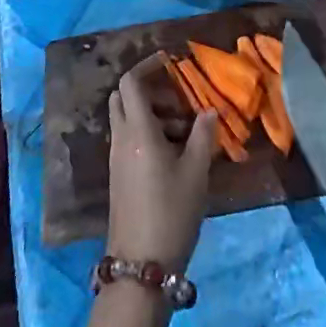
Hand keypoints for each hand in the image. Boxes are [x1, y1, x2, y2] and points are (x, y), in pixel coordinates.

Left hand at [105, 51, 217, 271]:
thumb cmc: (172, 211)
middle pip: (124, 97)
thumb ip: (202, 135)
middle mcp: (121, 138)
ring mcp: (116, 157)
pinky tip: (175, 151)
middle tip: (179, 99)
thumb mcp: (196, 171)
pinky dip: (148, 132)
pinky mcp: (118, 175)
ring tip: (186, 129)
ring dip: (152, 113)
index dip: (147, 66)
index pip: (130, 82)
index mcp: (137, 130)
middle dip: (149, 89)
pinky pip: (129, 138)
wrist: (141, 264)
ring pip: (127, 118)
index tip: (169, 62)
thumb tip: (209, 110)